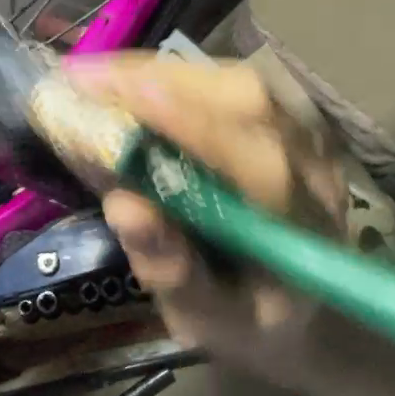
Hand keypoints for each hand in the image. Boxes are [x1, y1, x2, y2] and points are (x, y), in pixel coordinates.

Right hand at [76, 56, 365, 390]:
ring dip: (162, 72)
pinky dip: (176, 76)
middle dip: (160, 81)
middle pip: (247, 100)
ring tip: (95, 77)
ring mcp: (306, 137)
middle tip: (81, 80)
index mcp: (300, 225)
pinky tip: (131, 80)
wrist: (307, 315)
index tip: (117, 98)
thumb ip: (171, 268)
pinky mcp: (287, 120)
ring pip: (238, 81)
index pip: (253, 158)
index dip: (187, 122)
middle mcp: (313, 167)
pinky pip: (232, 82)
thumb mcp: (207, 321)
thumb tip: (122, 204)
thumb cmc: (252, 323)